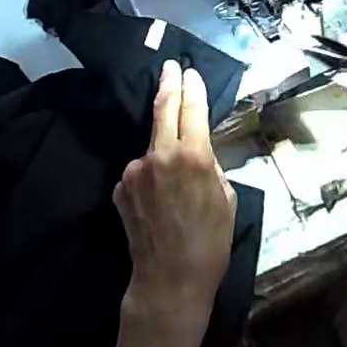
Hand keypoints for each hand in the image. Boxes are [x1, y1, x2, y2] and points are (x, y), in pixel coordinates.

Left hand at [113, 60, 237, 340]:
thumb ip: (211, 166)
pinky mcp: (120, 185)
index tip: (190, 72)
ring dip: (162, 153)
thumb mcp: (226, 200)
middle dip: (168, 83)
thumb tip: (200, 150)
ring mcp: (135, 169)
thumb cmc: (209, 243)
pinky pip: (140, 172)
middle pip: (163, 108)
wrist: (169, 279)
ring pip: (152, 148)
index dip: (192, 88)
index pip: (193, 110)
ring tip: (175, 187)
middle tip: (169, 66)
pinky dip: (150, 177)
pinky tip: (159, 203)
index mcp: (194, 157)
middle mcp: (160, 155)